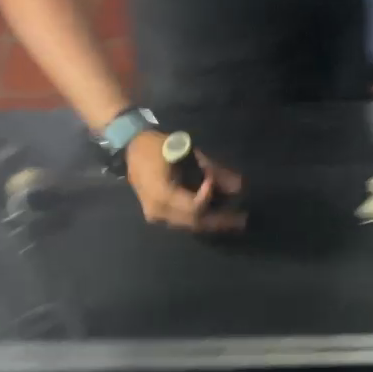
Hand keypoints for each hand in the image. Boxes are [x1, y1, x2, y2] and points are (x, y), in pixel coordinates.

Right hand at [125, 131, 244, 231]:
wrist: (129, 147)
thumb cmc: (157, 145)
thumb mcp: (186, 152)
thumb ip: (213, 170)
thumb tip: (240, 187)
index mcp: (162, 195)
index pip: (194, 208)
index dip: (209, 199)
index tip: (215, 182)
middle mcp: (158, 212)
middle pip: (195, 223)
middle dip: (221, 221)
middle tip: (243, 220)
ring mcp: (157, 217)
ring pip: (191, 225)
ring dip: (213, 222)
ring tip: (235, 220)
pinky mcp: (158, 216)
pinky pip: (183, 222)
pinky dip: (202, 219)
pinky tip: (218, 216)